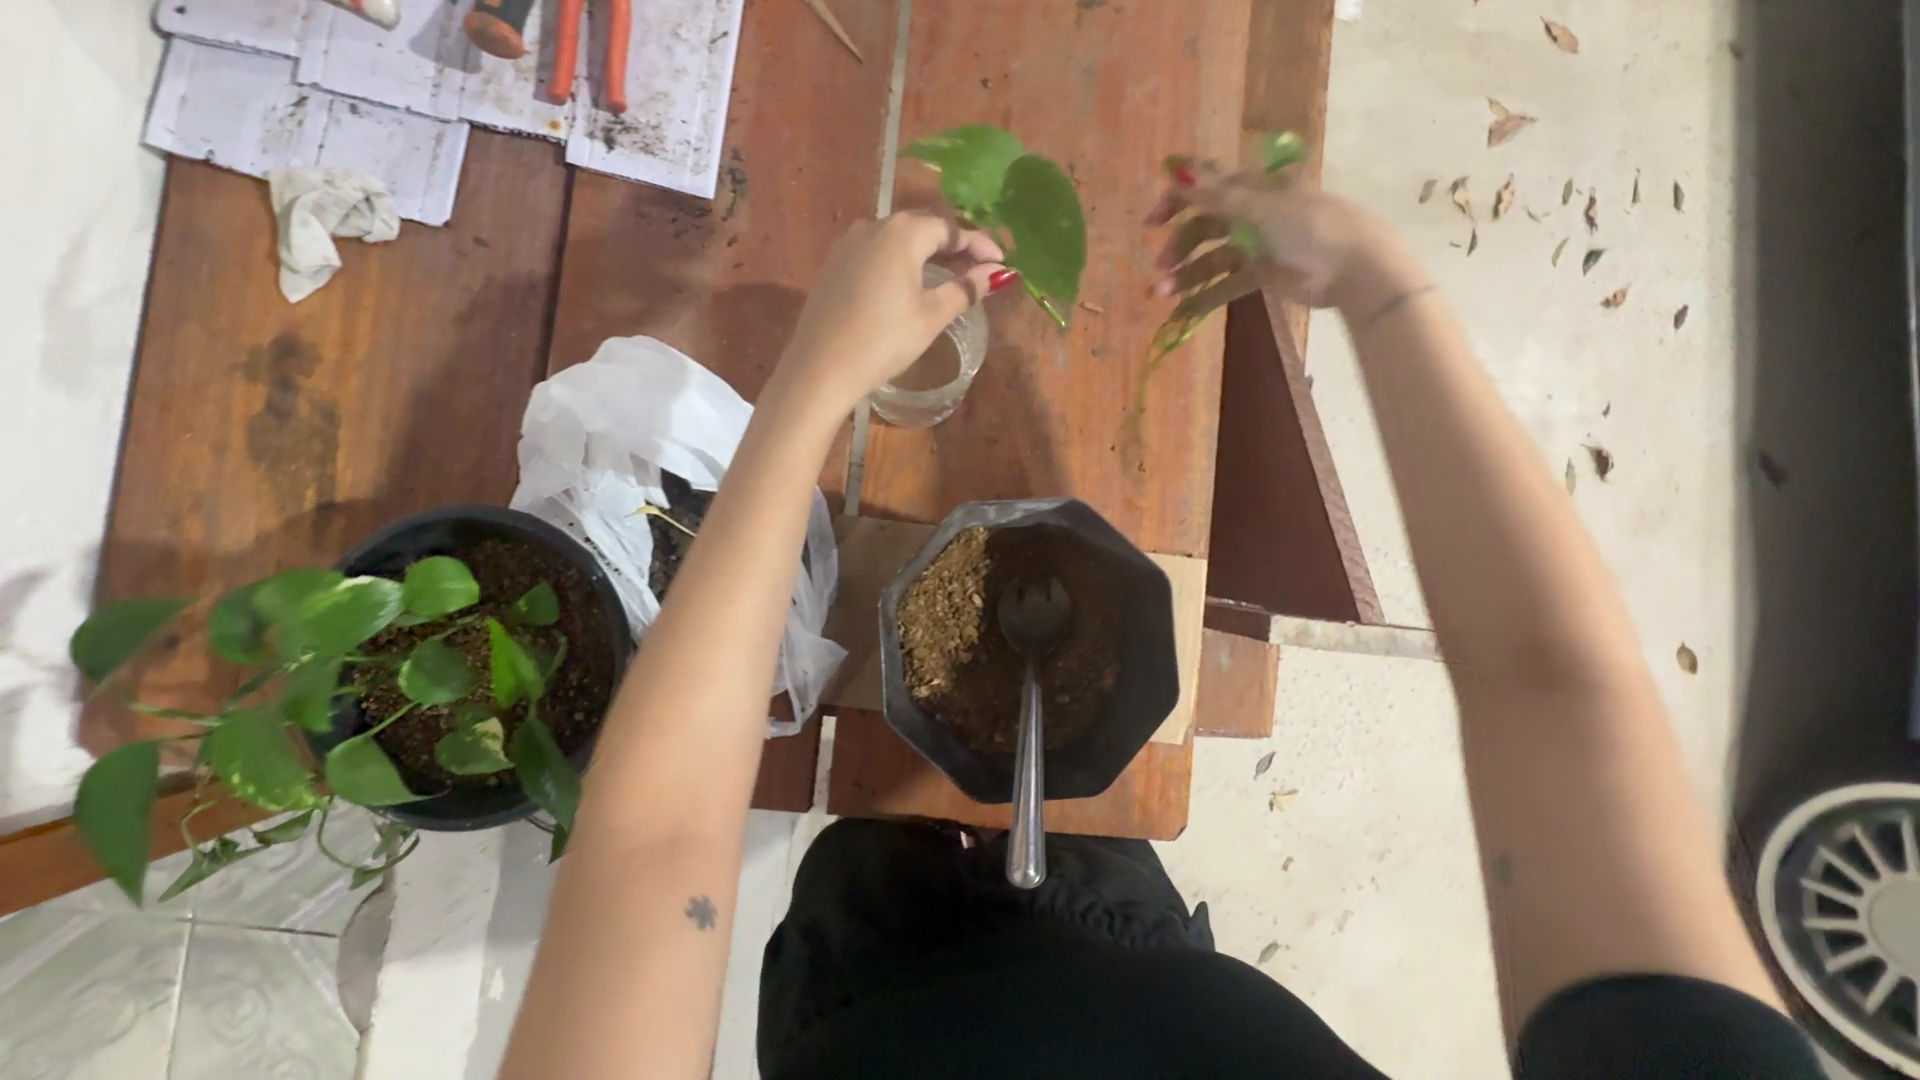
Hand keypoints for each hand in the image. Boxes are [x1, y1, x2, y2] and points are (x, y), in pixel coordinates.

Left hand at [773, 212, 1009, 415]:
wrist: (820, 367)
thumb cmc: (883, 340)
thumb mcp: (931, 316)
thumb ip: (965, 289)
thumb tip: (998, 274)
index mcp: (903, 232)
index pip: (951, 228)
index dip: (979, 244)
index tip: (1002, 263)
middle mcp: (874, 226)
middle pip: (923, 228)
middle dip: (955, 245)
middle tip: (980, 268)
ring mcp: (849, 244)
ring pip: (898, 240)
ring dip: (926, 253)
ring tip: (949, 275)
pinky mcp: (834, 266)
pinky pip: (877, 254)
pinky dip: (901, 263)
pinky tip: (910, 284)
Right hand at [1147, 163, 1410, 314]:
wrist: (1355, 268)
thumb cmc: (1311, 227)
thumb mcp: (1261, 207)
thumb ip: (1215, 195)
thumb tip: (1175, 170)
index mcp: (1256, 185)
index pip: (1208, 183)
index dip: (1177, 196)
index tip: (1151, 220)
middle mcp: (1254, 211)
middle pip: (1206, 223)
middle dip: (1180, 243)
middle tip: (1160, 265)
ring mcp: (1258, 244)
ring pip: (1212, 257)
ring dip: (1185, 273)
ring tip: (1161, 292)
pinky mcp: (1263, 274)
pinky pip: (1226, 283)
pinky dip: (1204, 295)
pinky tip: (1181, 309)